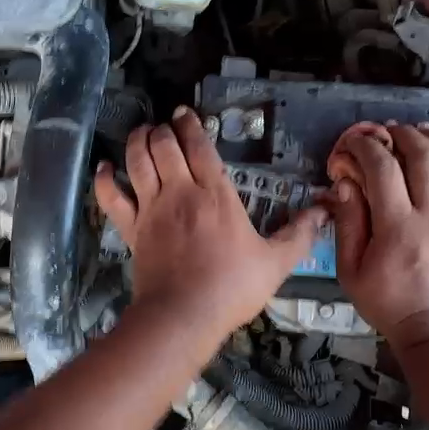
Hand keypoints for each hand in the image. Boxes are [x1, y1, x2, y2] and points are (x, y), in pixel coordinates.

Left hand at [95, 108, 328, 335]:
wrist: (182, 316)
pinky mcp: (131, 229)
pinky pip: (111, 197)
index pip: (199, 146)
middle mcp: (180, 192)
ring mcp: (151, 209)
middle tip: (166, 127)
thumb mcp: (276, 263)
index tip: (185, 113)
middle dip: (163, 130)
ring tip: (141, 134)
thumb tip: (324, 211)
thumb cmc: (231, 288)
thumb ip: (299, 234)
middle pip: (164, 145)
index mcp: (215, 194)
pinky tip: (105, 168)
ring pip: (137, 161)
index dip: (190, 125)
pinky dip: (105, 179)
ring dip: (137, 142)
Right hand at [330, 125, 428, 351]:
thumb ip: (348, 225)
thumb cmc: (390, 304)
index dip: (367, 147)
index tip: (357, 142)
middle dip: (405, 136)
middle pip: (425, 157)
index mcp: (398, 226)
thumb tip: (346, 184)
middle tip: (392, 131)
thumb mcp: (351, 272)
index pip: (382, 168)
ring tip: (427, 133)